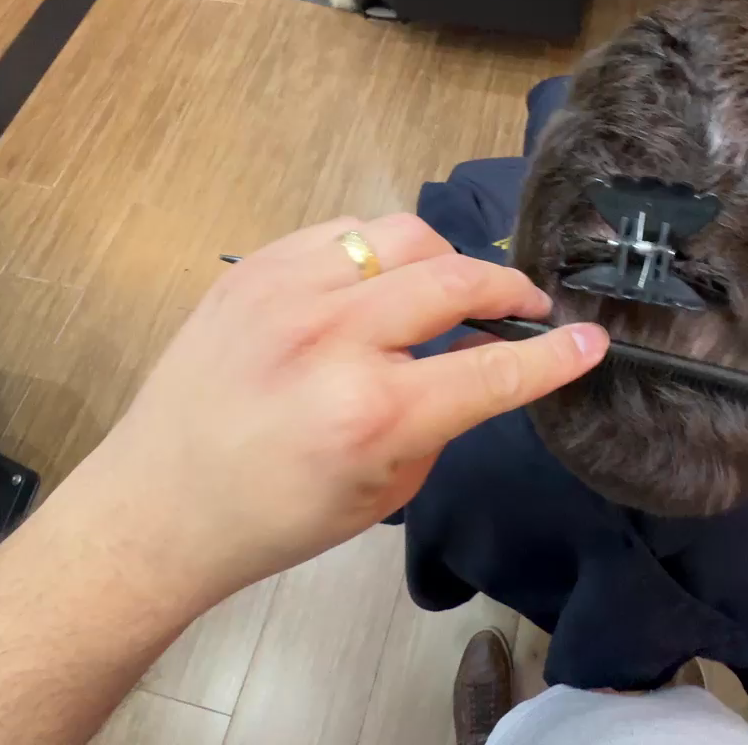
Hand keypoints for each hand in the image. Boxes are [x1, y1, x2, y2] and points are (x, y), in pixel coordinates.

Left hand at [53, 214, 608, 614]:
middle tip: (525, 307)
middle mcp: (332, 339)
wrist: (157, 505)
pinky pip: (347, 231)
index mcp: (371, 415)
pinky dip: (383, 253)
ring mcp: (287, 291)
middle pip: (455, 280)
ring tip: (449, 290)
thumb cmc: (279, 516)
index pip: (492, 371)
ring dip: (446, 260)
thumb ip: (449, 411)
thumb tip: (489, 351)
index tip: (590, 339)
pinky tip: (381, 281)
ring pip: (404, 235)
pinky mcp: (255, 267)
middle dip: (509, 289)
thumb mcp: (386, 481)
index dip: (554, 356)